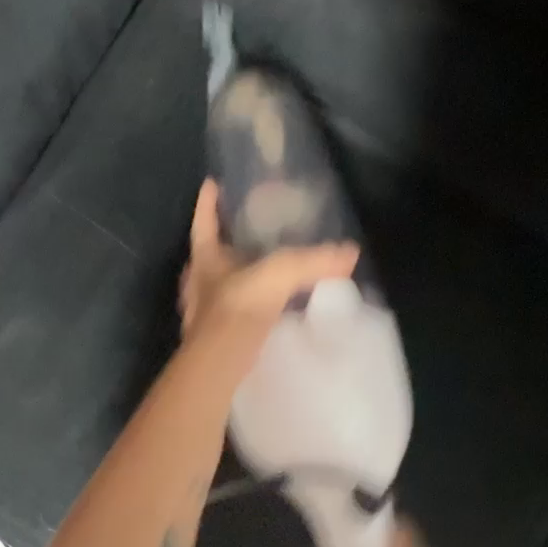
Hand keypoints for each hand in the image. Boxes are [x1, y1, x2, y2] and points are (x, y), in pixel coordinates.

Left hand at [178, 180, 357, 347]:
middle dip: (223, 243)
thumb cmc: (239, 308)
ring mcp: (200, 312)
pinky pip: (229, 314)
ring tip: (255, 271)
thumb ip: (314, 261)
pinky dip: (243, 308)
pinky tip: (260, 312)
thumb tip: (350, 253)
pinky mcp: (213, 337)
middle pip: (207, 255)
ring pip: (216, 286)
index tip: (212, 184)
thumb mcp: (281, 274)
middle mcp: (197, 283)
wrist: (219, 362)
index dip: (208, 203)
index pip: (204, 221)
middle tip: (242, 231)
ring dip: (232, 278)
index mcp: (205, 258)